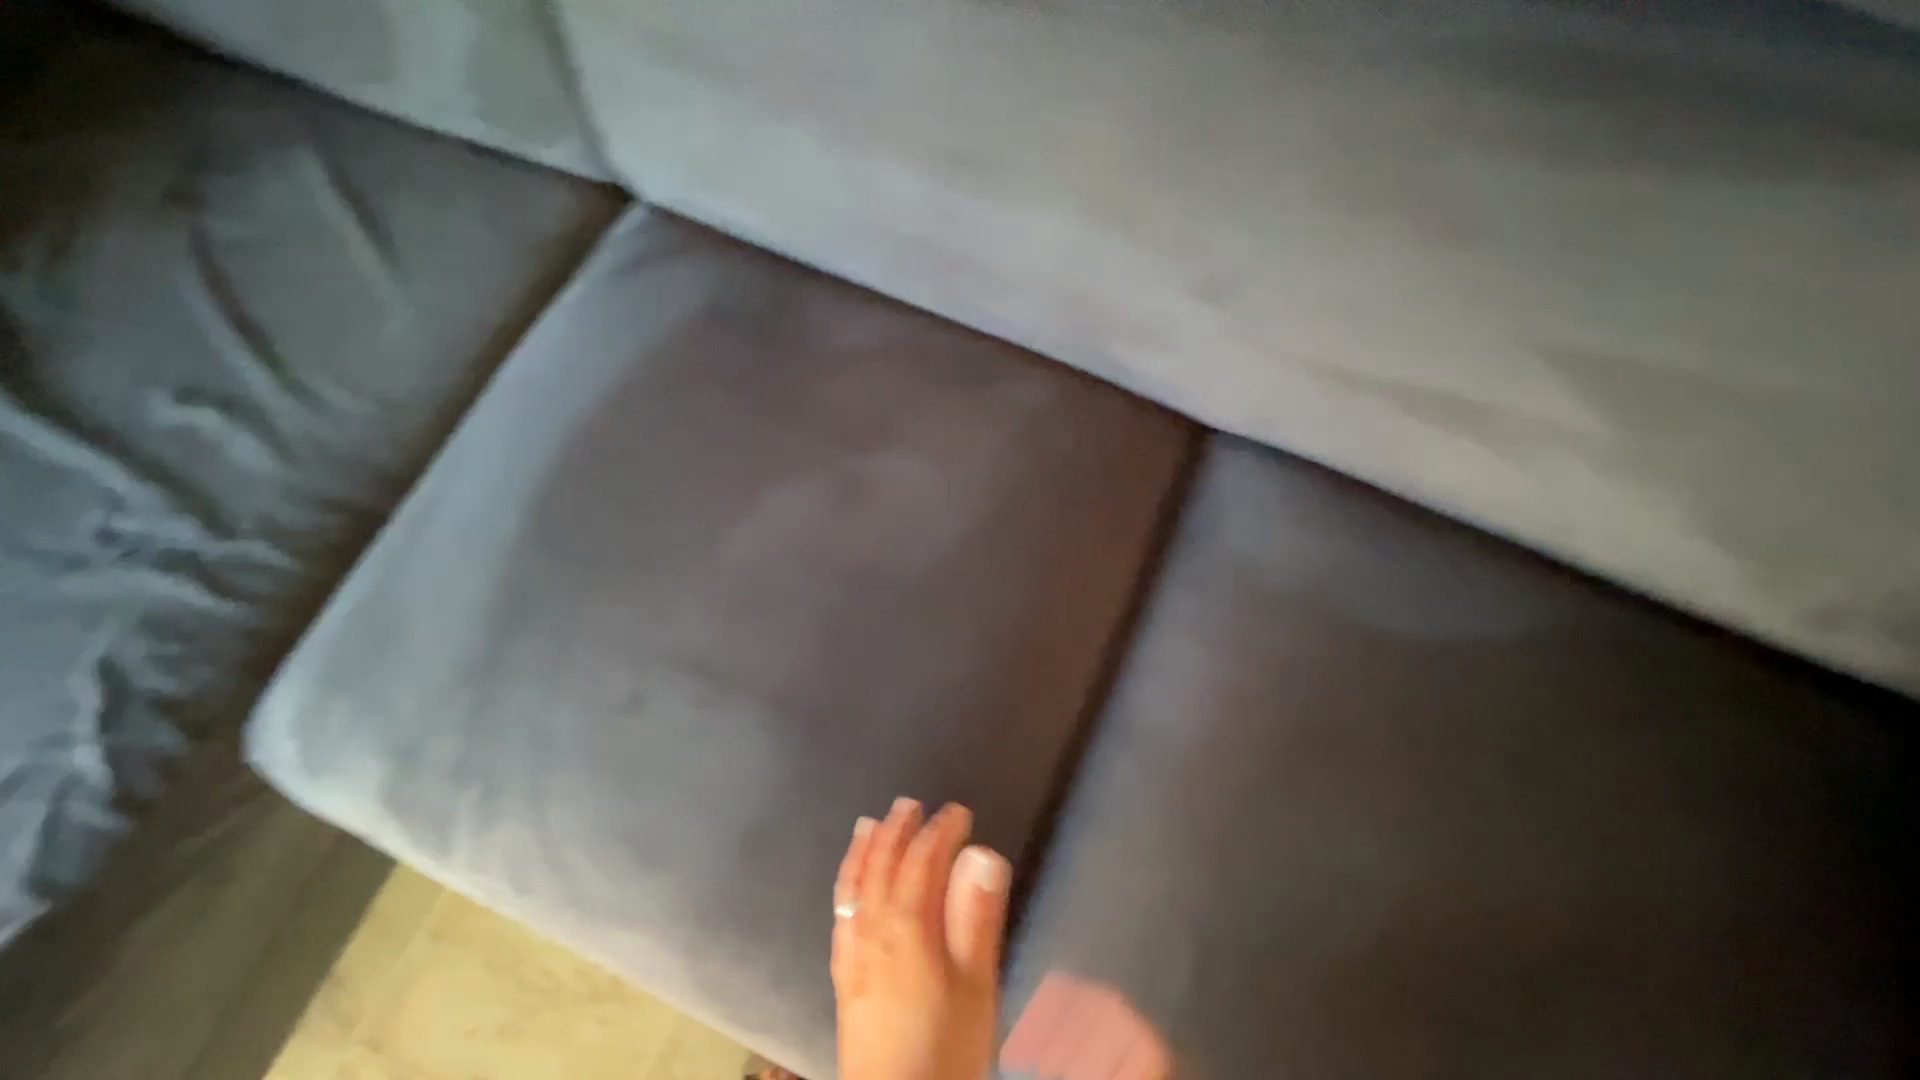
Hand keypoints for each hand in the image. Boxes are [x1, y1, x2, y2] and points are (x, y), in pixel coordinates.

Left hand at [832, 798, 1010, 1079]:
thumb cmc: (946, 1048)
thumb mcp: (976, 987)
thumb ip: (977, 918)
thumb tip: (983, 853)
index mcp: (908, 926)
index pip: (922, 861)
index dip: (941, 832)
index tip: (959, 811)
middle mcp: (873, 929)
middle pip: (882, 866)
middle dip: (898, 830)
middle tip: (912, 803)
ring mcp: (853, 952)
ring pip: (855, 885)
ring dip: (865, 849)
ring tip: (871, 824)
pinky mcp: (843, 975)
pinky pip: (841, 911)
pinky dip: (847, 883)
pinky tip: (851, 886)